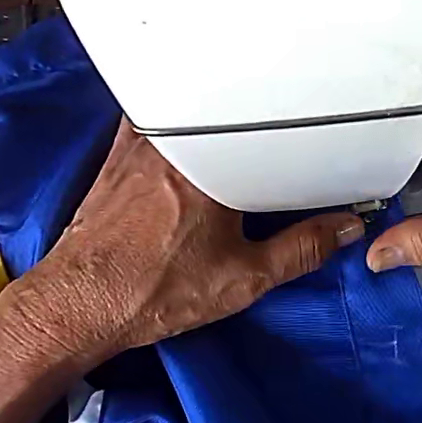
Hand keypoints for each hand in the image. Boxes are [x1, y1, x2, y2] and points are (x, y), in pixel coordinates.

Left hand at [3, 121, 364, 364]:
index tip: (320, 149)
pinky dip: (183, 124)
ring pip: (194, 114)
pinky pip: (160, 122)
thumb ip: (302, 249)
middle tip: (289, 131)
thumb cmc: (155, 291)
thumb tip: (347, 228)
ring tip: (249, 129)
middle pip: (232, 117)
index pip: (271, 138)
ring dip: (220, 120)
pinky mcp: (118, 156)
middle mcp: (174, 145)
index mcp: (210, 168)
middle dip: (263, 122)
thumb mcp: (245, 278)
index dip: (301, 140)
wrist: (74, 307)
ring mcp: (141, 145)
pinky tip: (196, 141)